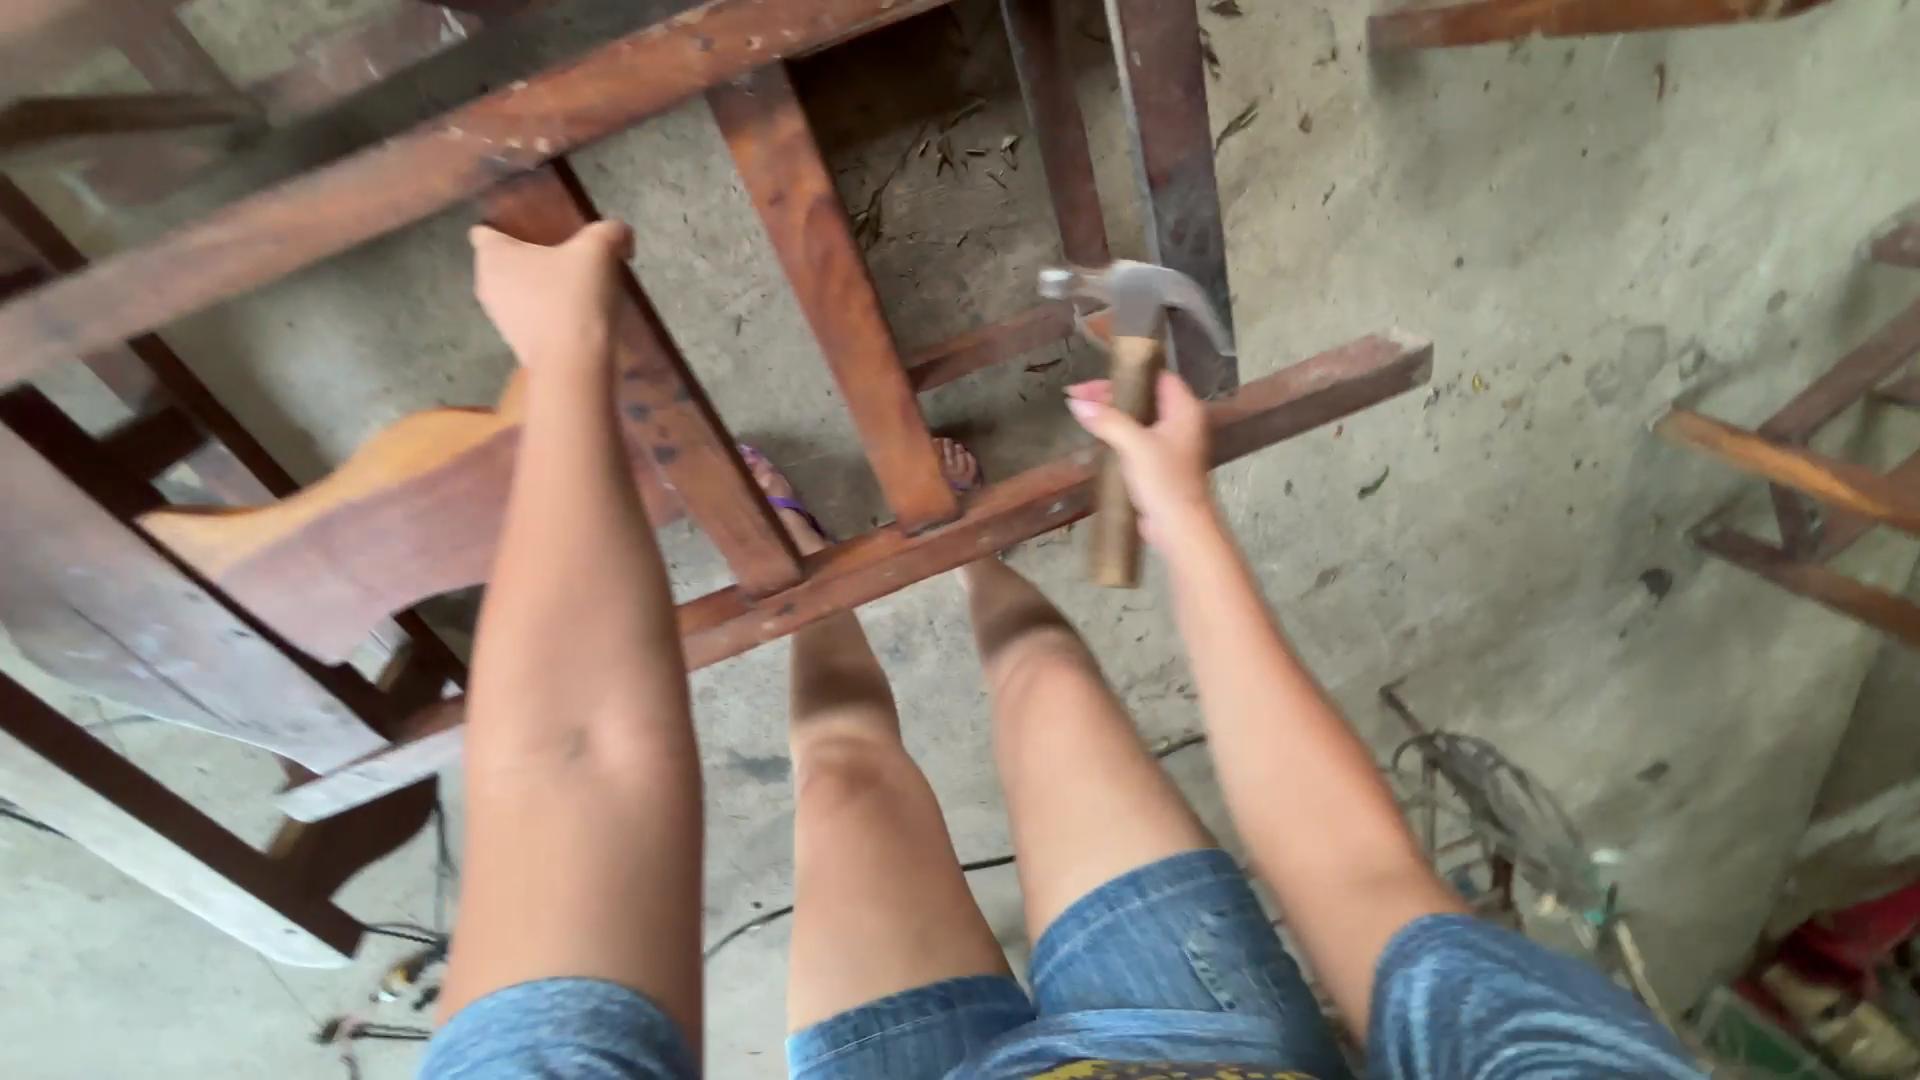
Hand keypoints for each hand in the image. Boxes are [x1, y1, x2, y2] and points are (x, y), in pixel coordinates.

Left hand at [470, 220, 633, 373]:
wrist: (575, 363)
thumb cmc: (575, 298)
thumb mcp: (598, 252)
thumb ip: (609, 233)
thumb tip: (621, 232)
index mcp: (492, 254)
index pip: (484, 231)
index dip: (509, 230)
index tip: (538, 236)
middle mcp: (486, 284)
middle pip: (503, 264)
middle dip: (529, 263)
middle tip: (566, 264)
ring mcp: (499, 319)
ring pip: (515, 295)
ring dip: (538, 293)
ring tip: (575, 295)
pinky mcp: (517, 346)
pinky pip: (530, 322)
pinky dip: (547, 319)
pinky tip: (576, 322)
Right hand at [1066, 371, 1215, 542]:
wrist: (1180, 526)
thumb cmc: (1165, 481)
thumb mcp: (1135, 445)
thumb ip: (1107, 421)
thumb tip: (1077, 404)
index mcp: (1184, 409)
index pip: (1156, 375)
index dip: (1126, 373)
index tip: (1094, 380)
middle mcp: (1180, 422)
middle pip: (1144, 395)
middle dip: (1112, 394)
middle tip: (1079, 397)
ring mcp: (1170, 443)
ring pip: (1138, 417)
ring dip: (1112, 413)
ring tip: (1082, 412)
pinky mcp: (1159, 463)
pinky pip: (1135, 438)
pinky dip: (1117, 433)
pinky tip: (1097, 435)